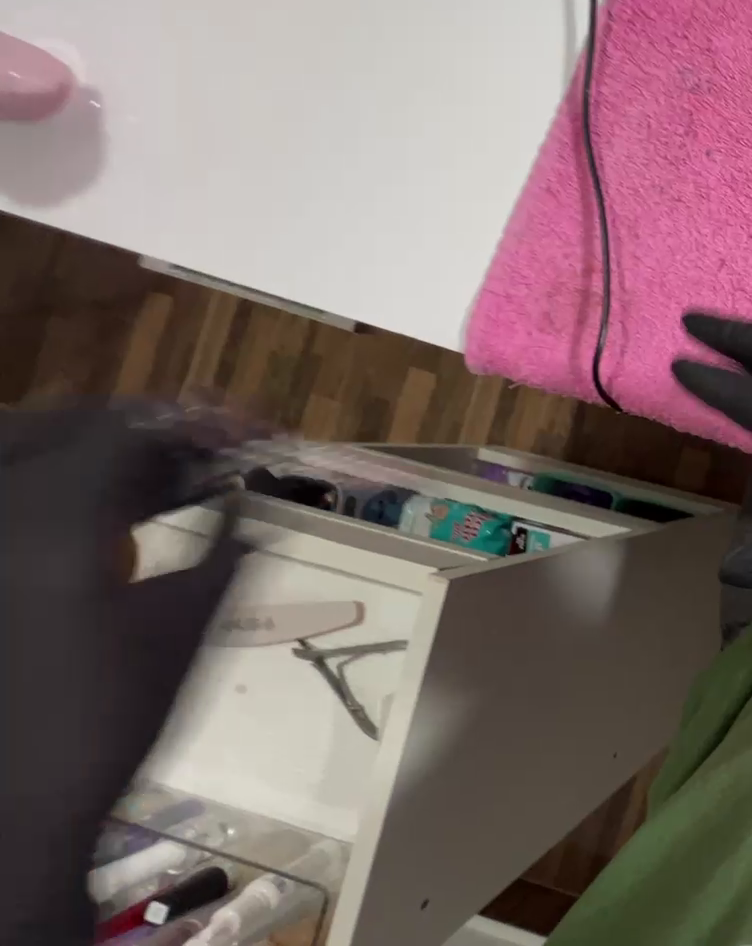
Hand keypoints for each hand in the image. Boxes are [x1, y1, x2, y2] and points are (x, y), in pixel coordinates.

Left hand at [0, 408, 243, 941]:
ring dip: (88, 451)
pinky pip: (6, 500)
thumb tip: (253, 487)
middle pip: (55, 424)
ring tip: (152, 475)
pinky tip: (99, 518)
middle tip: (201, 445)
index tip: (254, 431)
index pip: (127, 431)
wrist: (9, 802)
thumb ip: (227, 540)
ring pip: (13, 454)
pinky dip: (50, 490)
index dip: (199, 420)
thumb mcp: (190, 621)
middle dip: (137, 424)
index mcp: (53, 526)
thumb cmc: (111, 714)